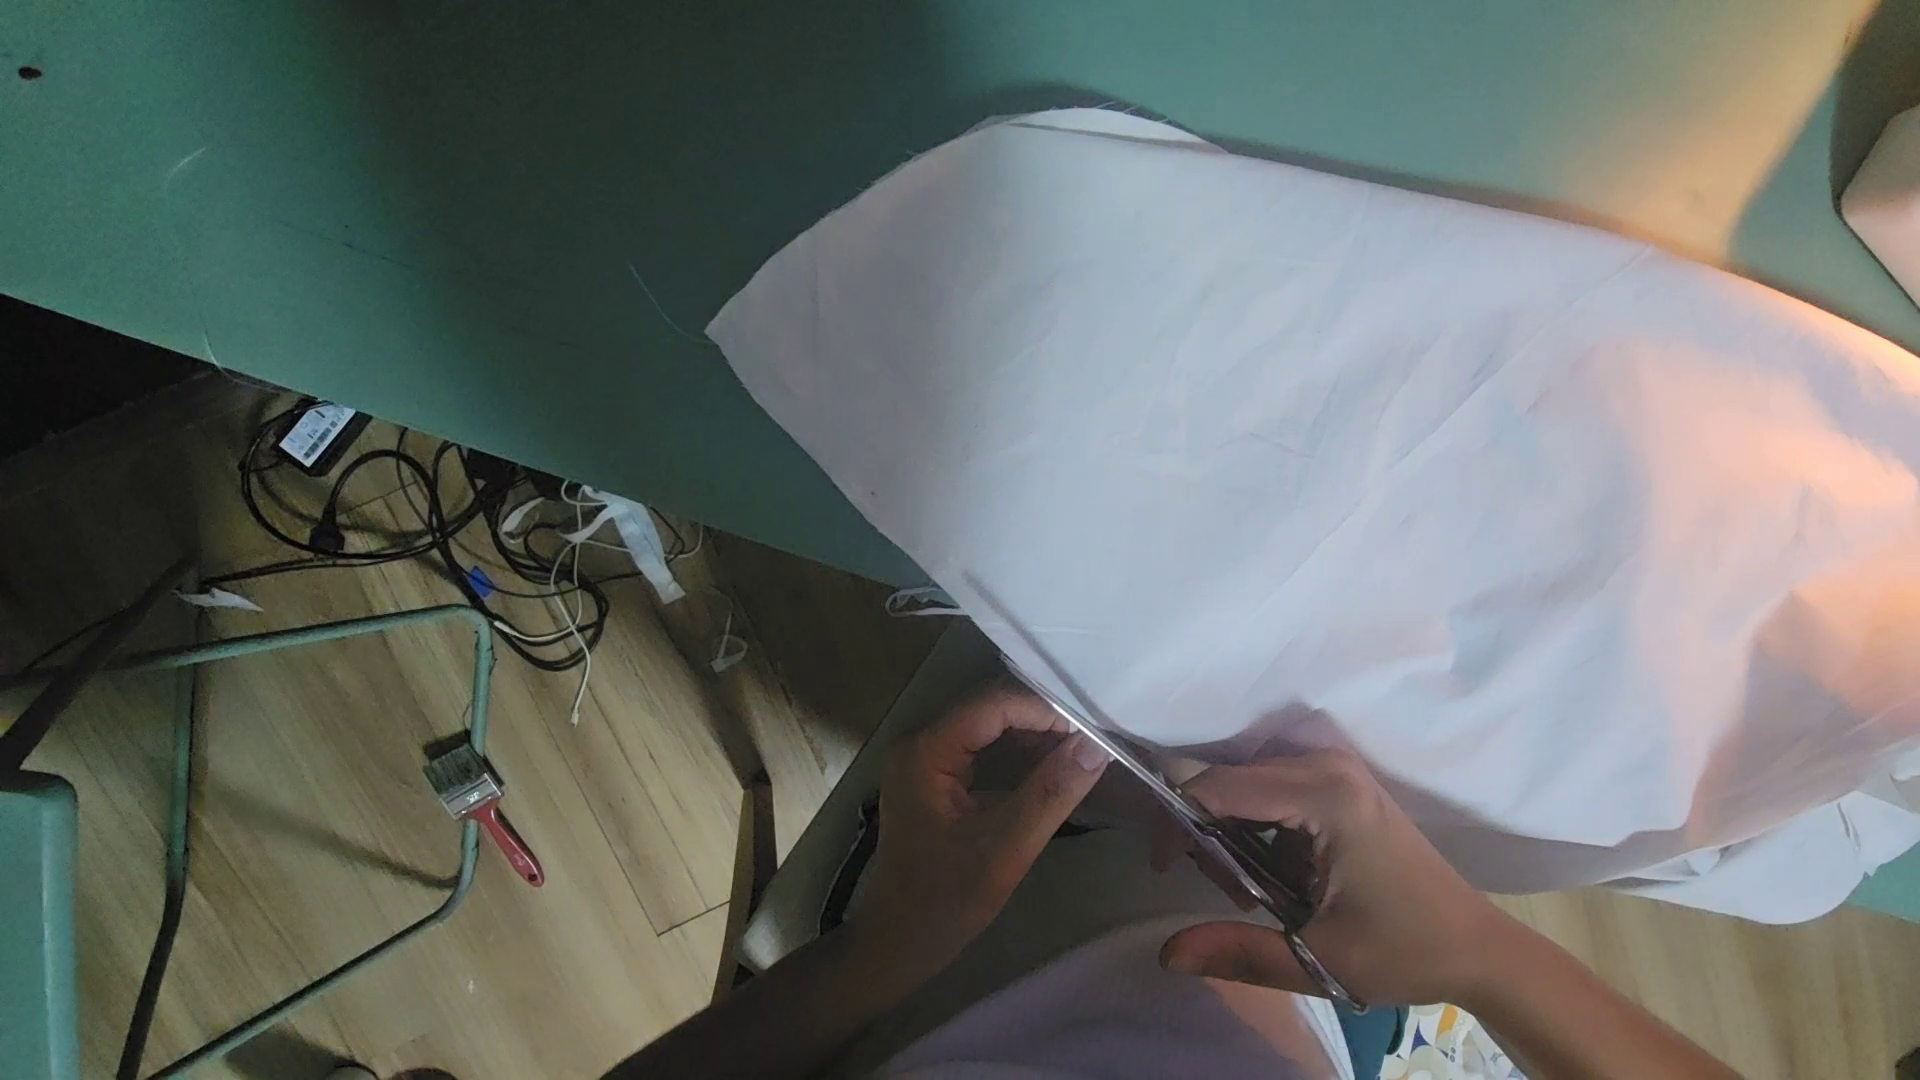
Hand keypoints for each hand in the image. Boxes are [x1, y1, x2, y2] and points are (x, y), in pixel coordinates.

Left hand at [849, 684, 1110, 976]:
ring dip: (1031, 732)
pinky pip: (980, 744)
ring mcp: (924, 755)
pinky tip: (1048, 763)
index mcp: (926, 750)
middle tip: (1090, 739)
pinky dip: (1015, 749)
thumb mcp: (1006, 849)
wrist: (897, 941)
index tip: (1090, 731)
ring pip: (987, 723)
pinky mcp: (933, 772)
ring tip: (1077, 750)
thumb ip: (1050, 793)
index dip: (1043, 711)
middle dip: (1041, 718)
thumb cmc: (946, 901)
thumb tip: (1096, 747)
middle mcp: (920, 740)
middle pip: (989, 706)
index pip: (992, 705)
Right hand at [1155, 749, 1508, 1006]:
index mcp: (1325, 795)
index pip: (1219, 786)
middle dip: (1206, 828)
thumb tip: (1166, 955)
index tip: (1166, 866)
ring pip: (1243, 776)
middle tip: (1226, 890)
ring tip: (1248, 882)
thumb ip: (1240, 952)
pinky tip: (1269, 861)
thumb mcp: (1319, 960)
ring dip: (1228, 823)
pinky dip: (1251, 816)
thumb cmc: (1404, 951)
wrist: (1478, 947)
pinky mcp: (1337, 774)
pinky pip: (1267, 780)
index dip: (1178, 820)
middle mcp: (1325, 762)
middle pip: (1227, 777)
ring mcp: (1333, 763)